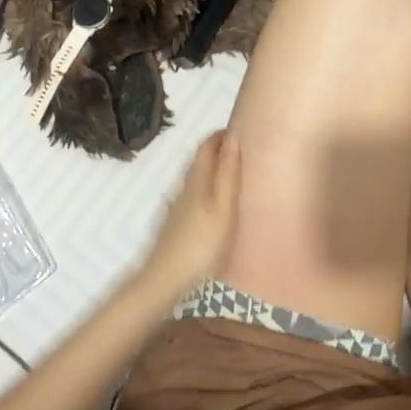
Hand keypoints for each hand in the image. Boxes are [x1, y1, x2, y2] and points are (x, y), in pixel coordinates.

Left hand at [140, 130, 242, 294]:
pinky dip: (208, 190)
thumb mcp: (223, 208)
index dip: (221, 134)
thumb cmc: (201, 244)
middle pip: (201, 160)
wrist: (166, 280)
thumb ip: (227, 174)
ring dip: (214, 170)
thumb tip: (232, 137)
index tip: (241, 129)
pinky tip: (218, 206)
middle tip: (244, 151)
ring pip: (197, 178)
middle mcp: (186, 187)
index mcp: (198, 180)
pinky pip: (195, 195)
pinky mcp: (177, 225)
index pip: (207, 146)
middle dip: (219, 149)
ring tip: (237, 176)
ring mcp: (179, 207)